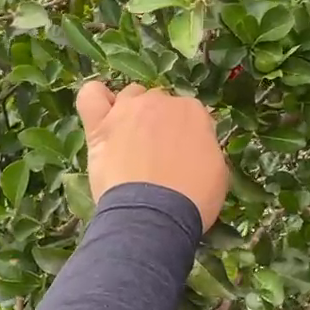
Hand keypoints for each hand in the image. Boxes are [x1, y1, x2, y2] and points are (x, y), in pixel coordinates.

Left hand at [75, 81, 228, 229]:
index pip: (190, 113)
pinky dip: (97, 99)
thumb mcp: (217, 172)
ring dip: (133, 112)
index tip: (184, 155)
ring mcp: (127, 110)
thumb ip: (206, 148)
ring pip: (130, 96)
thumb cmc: (193, 198)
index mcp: (192, 111)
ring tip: (132, 141)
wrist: (155, 214)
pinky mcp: (99, 125)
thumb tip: (196, 148)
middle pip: (159, 102)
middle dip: (160, 123)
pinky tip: (103, 114)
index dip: (187, 135)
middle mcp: (159, 102)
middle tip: (159, 154)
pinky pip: (91, 95)